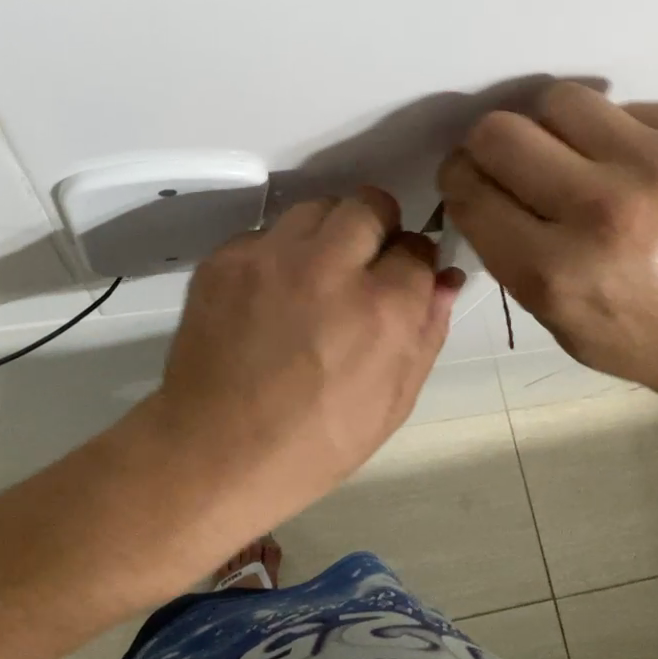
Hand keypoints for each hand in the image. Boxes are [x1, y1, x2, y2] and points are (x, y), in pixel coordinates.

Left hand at [148, 188, 463, 527]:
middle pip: (369, 205)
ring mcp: (270, 257)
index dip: (415, 265)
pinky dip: (277, 257)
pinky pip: (266, 235)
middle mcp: (328, 267)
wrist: (211, 453)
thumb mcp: (392, 403)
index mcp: (381, 308)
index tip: (403, 281)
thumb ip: (426, 331)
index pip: (418, 248)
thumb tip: (446, 278)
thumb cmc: (314, 444)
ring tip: (315, 278)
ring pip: (316, 208)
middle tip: (364, 266)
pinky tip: (268, 299)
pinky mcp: (224, 258)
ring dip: (327, 234)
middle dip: (378, 228)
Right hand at [437, 83, 657, 420]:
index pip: (470, 191)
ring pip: (558, 101)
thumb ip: (513, 257)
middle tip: (509, 163)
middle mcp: (604, 210)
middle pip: (499, 133)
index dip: (460, 181)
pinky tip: (642, 169)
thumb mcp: (563, 325)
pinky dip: (619, 135)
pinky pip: (628, 108)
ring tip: (575, 156)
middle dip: (489, 147)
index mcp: (558, 272)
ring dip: (551, 128)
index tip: (470, 181)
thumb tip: (484, 189)